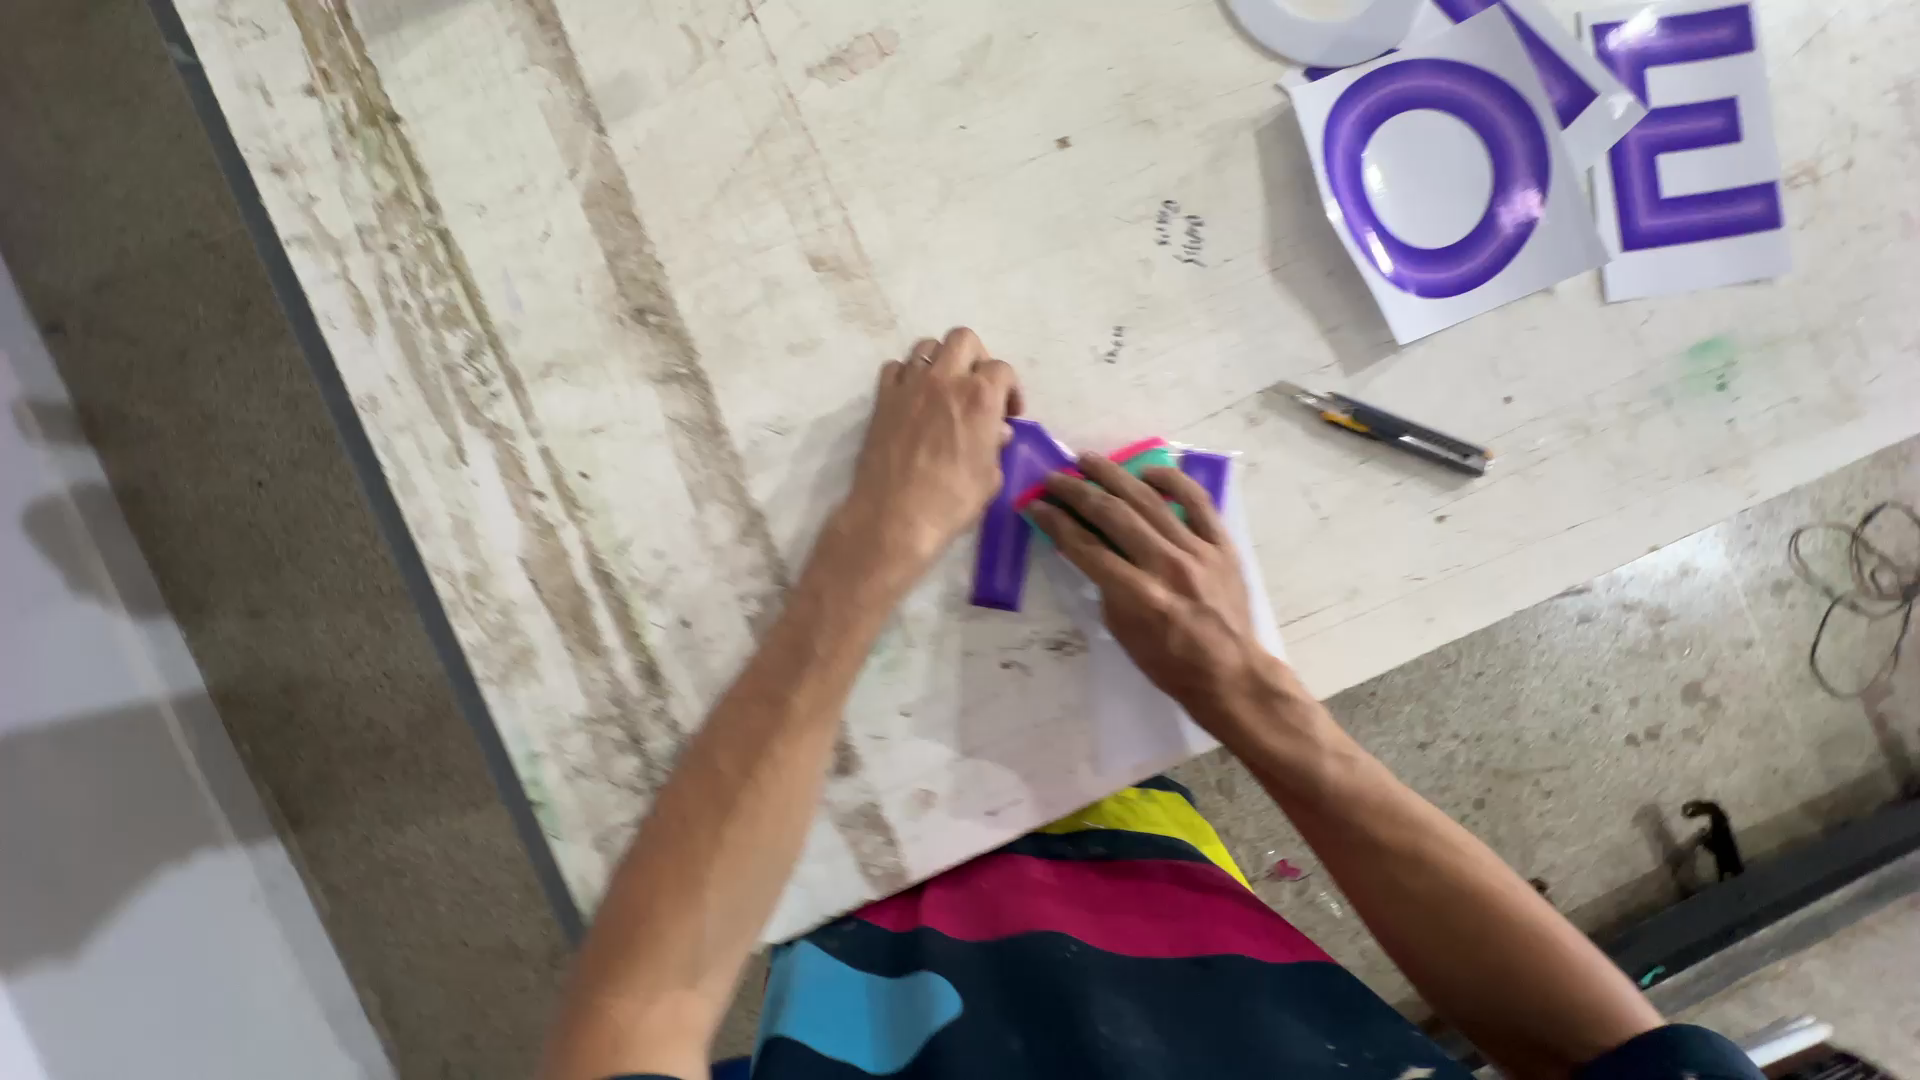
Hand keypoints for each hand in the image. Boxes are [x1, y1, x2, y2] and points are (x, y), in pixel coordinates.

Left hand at [835, 328, 1021, 574]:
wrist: (895, 516)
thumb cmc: (952, 501)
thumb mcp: (990, 477)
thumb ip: (995, 446)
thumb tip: (996, 432)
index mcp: (980, 396)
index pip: (1003, 369)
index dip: (1010, 389)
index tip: (1009, 414)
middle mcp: (946, 379)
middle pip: (964, 339)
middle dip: (977, 358)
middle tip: (977, 388)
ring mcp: (910, 385)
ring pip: (927, 346)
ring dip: (941, 362)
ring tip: (944, 390)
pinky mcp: (883, 399)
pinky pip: (895, 368)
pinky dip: (906, 376)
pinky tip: (912, 400)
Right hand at [1029, 455, 1284, 730]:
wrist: (1230, 674)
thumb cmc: (1168, 663)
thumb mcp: (1122, 631)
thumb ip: (1105, 586)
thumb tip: (1088, 549)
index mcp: (1137, 595)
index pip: (1086, 547)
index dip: (1056, 522)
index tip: (1036, 505)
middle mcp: (1165, 566)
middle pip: (1113, 515)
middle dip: (1077, 491)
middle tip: (1053, 477)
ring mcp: (1197, 551)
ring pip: (1149, 500)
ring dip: (1114, 475)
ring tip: (1088, 459)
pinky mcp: (1221, 545)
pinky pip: (1197, 501)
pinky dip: (1172, 481)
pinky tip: (1147, 471)